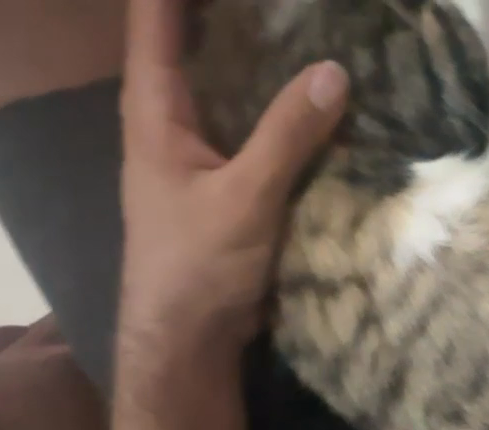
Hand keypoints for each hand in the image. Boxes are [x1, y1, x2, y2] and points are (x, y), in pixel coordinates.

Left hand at [117, 0, 348, 365]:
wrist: (190, 337)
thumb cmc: (198, 262)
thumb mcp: (246, 195)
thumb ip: (288, 135)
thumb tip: (334, 71)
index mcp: (155, 108)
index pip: (156, 19)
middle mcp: (172, 123)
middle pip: (194, 48)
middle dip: (231, 18)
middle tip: (283, 6)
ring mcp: (200, 157)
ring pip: (228, 93)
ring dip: (260, 67)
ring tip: (303, 35)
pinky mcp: (227, 190)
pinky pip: (252, 136)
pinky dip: (279, 118)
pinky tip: (315, 111)